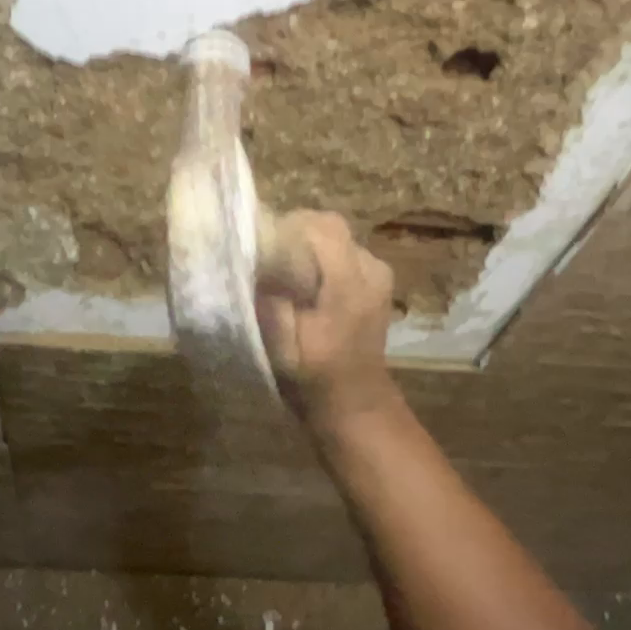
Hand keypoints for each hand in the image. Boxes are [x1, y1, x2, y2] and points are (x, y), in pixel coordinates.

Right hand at [255, 211, 399, 429]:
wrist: (354, 404)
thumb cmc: (313, 378)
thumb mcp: (281, 345)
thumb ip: (270, 299)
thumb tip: (253, 259)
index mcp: (350, 282)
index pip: (317, 227)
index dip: (284, 229)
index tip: (260, 249)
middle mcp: (371, 267)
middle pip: (326, 226)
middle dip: (293, 234)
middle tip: (267, 261)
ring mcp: (377, 271)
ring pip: (333, 235)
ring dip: (306, 246)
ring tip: (284, 274)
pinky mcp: (375, 279)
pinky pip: (341, 250)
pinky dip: (319, 257)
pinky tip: (304, 284)